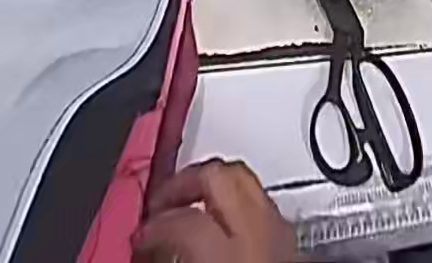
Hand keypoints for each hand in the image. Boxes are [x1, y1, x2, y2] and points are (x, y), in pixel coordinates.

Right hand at [134, 160, 295, 262]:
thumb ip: (174, 255)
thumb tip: (148, 246)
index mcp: (232, 252)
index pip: (185, 219)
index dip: (154, 224)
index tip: (140, 234)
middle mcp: (260, 232)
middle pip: (219, 176)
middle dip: (184, 180)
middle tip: (159, 201)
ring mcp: (280, 230)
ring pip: (244, 177)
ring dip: (212, 180)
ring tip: (186, 200)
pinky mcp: (290, 236)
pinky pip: (260, 198)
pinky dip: (237, 196)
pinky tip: (220, 215)